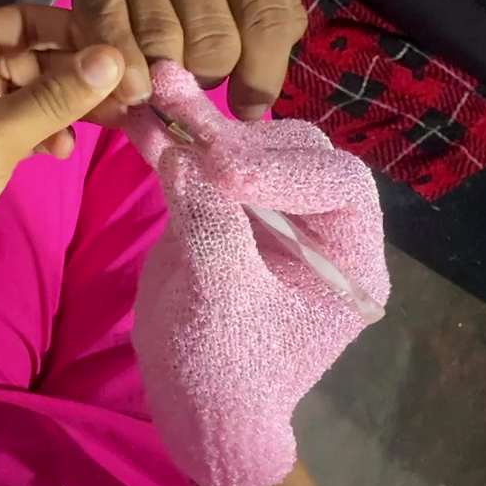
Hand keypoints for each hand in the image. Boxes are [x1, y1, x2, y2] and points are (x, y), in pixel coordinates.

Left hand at [0, 4, 122, 297]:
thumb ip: (55, 97)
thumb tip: (115, 57)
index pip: (19, 21)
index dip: (69, 30)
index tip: (120, 49)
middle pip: (24, 57)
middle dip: (72, 74)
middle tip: (124, 96)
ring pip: (22, 93)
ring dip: (59, 107)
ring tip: (106, 125)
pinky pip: (12, 125)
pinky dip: (38, 133)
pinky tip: (59, 152)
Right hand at [66, 0, 306, 118]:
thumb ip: (268, 3)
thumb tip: (255, 91)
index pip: (264, 18)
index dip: (262, 76)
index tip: (249, 106)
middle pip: (211, 40)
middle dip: (210, 75)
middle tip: (200, 74)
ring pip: (159, 43)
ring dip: (167, 76)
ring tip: (168, 74)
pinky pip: (106, 28)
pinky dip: (122, 65)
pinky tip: (133, 83)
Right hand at [126, 63, 389, 485]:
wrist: (192, 400)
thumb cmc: (226, 374)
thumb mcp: (223, 310)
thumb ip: (211, 233)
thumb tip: (181, 157)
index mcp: (347, 256)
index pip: (338, 185)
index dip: (284, 169)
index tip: (222, 173)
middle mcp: (314, 222)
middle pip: (291, 151)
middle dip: (237, 135)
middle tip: (183, 117)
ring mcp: (264, 209)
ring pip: (243, 144)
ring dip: (198, 120)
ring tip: (159, 85)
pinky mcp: (218, 204)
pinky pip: (198, 161)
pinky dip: (168, 138)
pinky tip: (138, 115)